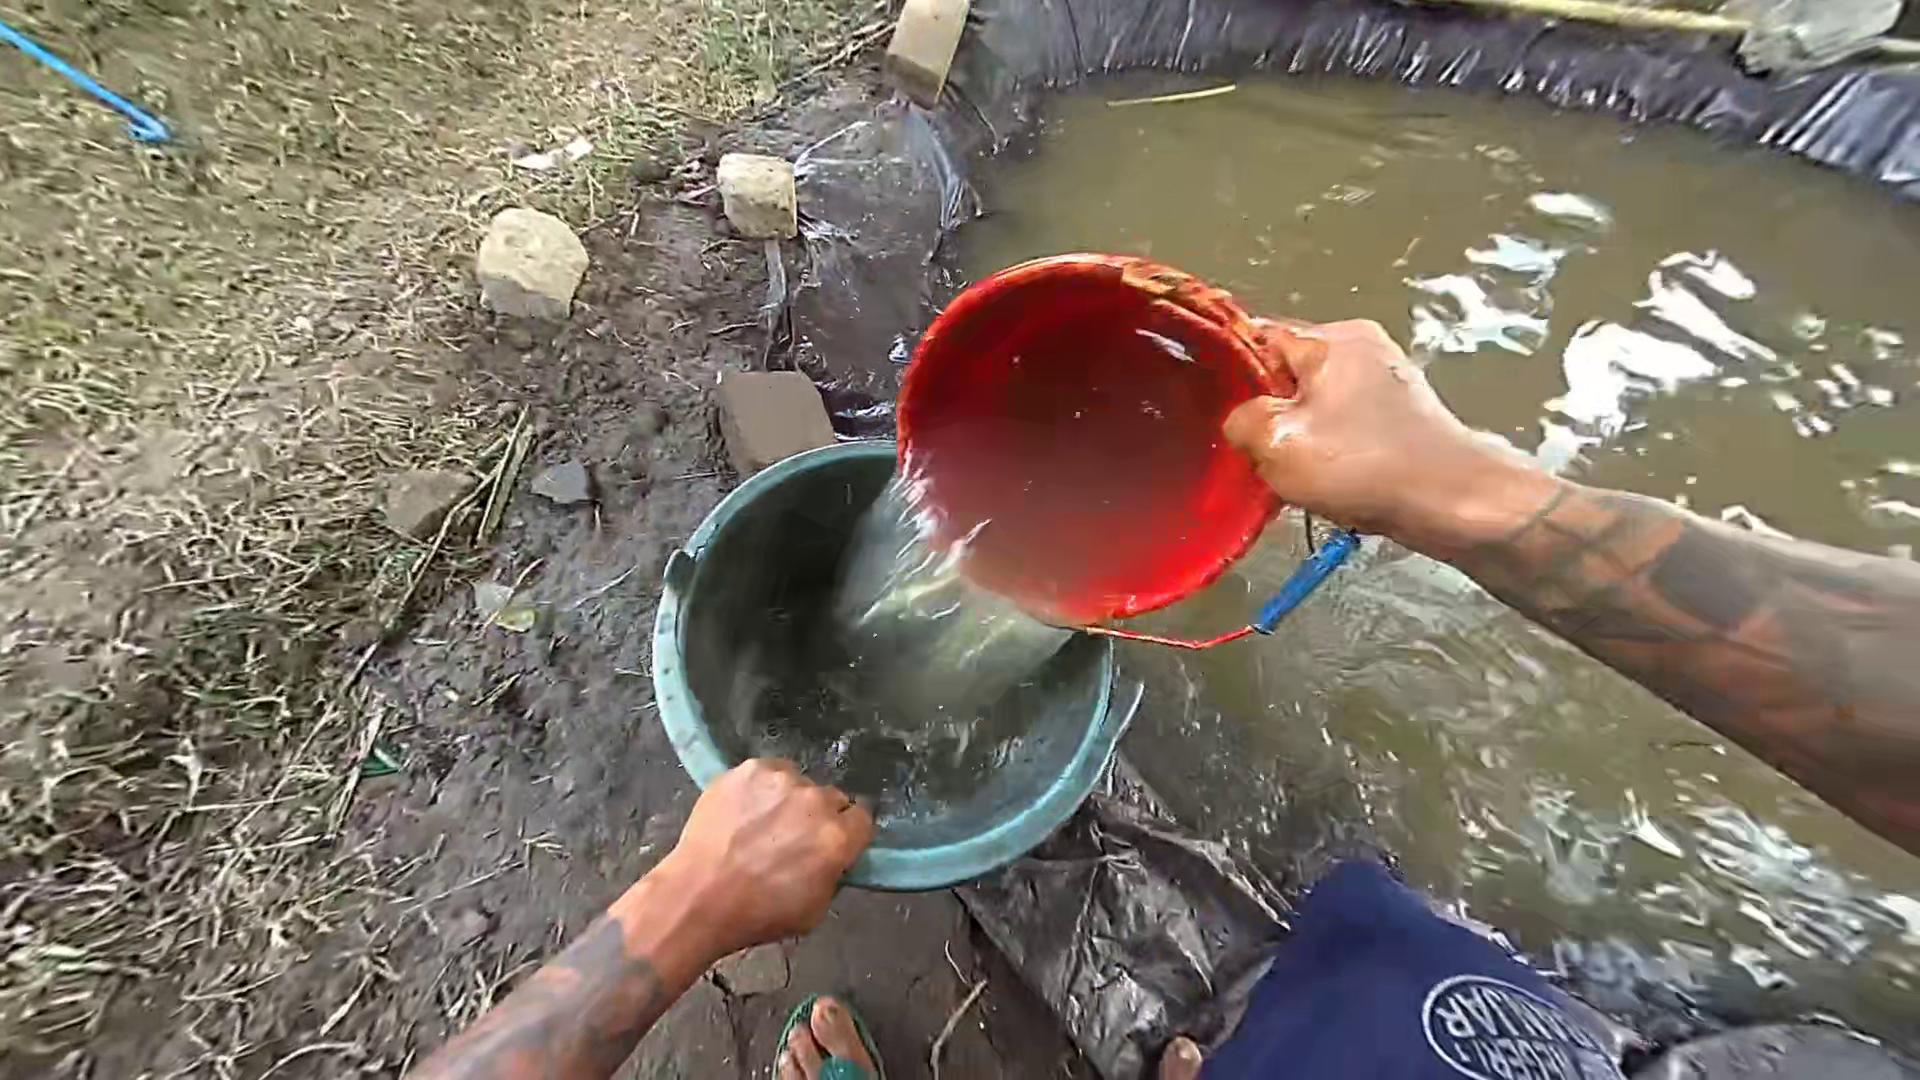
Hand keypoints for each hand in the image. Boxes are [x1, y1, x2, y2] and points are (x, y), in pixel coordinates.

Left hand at [655, 759, 872, 958]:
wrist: (694, 898)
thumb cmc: (755, 914)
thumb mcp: (815, 910)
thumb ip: (836, 872)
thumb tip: (837, 854)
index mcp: (837, 837)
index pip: (862, 818)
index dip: (848, 831)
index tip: (832, 842)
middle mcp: (816, 801)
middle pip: (832, 798)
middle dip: (818, 816)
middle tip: (792, 838)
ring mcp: (783, 780)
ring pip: (799, 783)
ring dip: (789, 800)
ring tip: (761, 825)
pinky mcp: (753, 768)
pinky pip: (770, 772)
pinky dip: (762, 788)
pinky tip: (744, 812)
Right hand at [1223, 319, 1556, 557]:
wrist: (1452, 501)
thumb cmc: (1357, 464)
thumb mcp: (1274, 442)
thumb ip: (1240, 420)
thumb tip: (1242, 420)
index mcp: (1332, 338)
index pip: (1259, 337)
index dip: (1232, 371)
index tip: (1217, 407)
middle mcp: (1360, 345)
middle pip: (1284, 370)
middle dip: (1263, 408)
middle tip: (1255, 447)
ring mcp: (1381, 376)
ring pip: (1307, 397)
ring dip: (1290, 430)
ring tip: (1288, 463)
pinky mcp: (1394, 408)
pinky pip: (1335, 415)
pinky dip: (1320, 440)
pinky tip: (1320, 468)